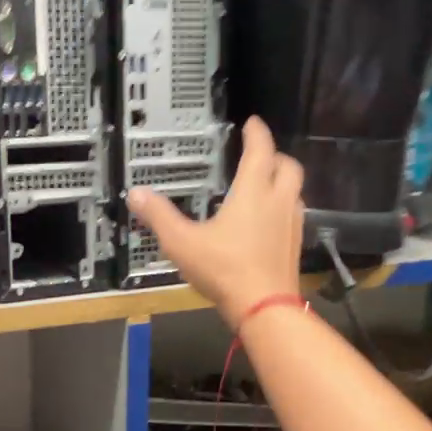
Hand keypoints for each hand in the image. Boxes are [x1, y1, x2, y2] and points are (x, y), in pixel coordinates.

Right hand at [128, 116, 303, 326]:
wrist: (265, 307)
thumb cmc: (224, 270)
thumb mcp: (182, 243)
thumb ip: (159, 217)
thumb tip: (136, 193)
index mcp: (253, 192)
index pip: (260, 151)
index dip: (256, 133)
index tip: (252, 122)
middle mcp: (278, 202)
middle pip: (288, 166)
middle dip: (275, 155)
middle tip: (259, 154)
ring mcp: (291, 225)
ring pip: (295, 191)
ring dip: (283, 182)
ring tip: (264, 186)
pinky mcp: (295, 246)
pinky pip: (294, 215)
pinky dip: (283, 208)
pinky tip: (268, 222)